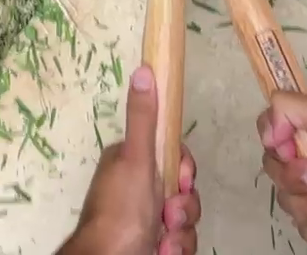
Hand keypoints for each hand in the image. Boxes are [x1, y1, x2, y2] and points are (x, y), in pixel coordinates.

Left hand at [61, 65, 201, 254]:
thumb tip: (144, 69)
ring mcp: (145, 218)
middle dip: (183, 206)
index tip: (180, 178)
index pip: (172, 154)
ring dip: (180, 232)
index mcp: (130, 162)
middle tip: (169, 215)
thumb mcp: (135, 158)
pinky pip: (180, 242)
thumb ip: (144, 118)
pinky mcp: (153, 244)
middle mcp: (137, 188)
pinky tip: (162, 253)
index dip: (183, 168)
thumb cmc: (121, 210)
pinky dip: (175, 250)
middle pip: (182, 188)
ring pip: (184, 217)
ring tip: (163, 242)